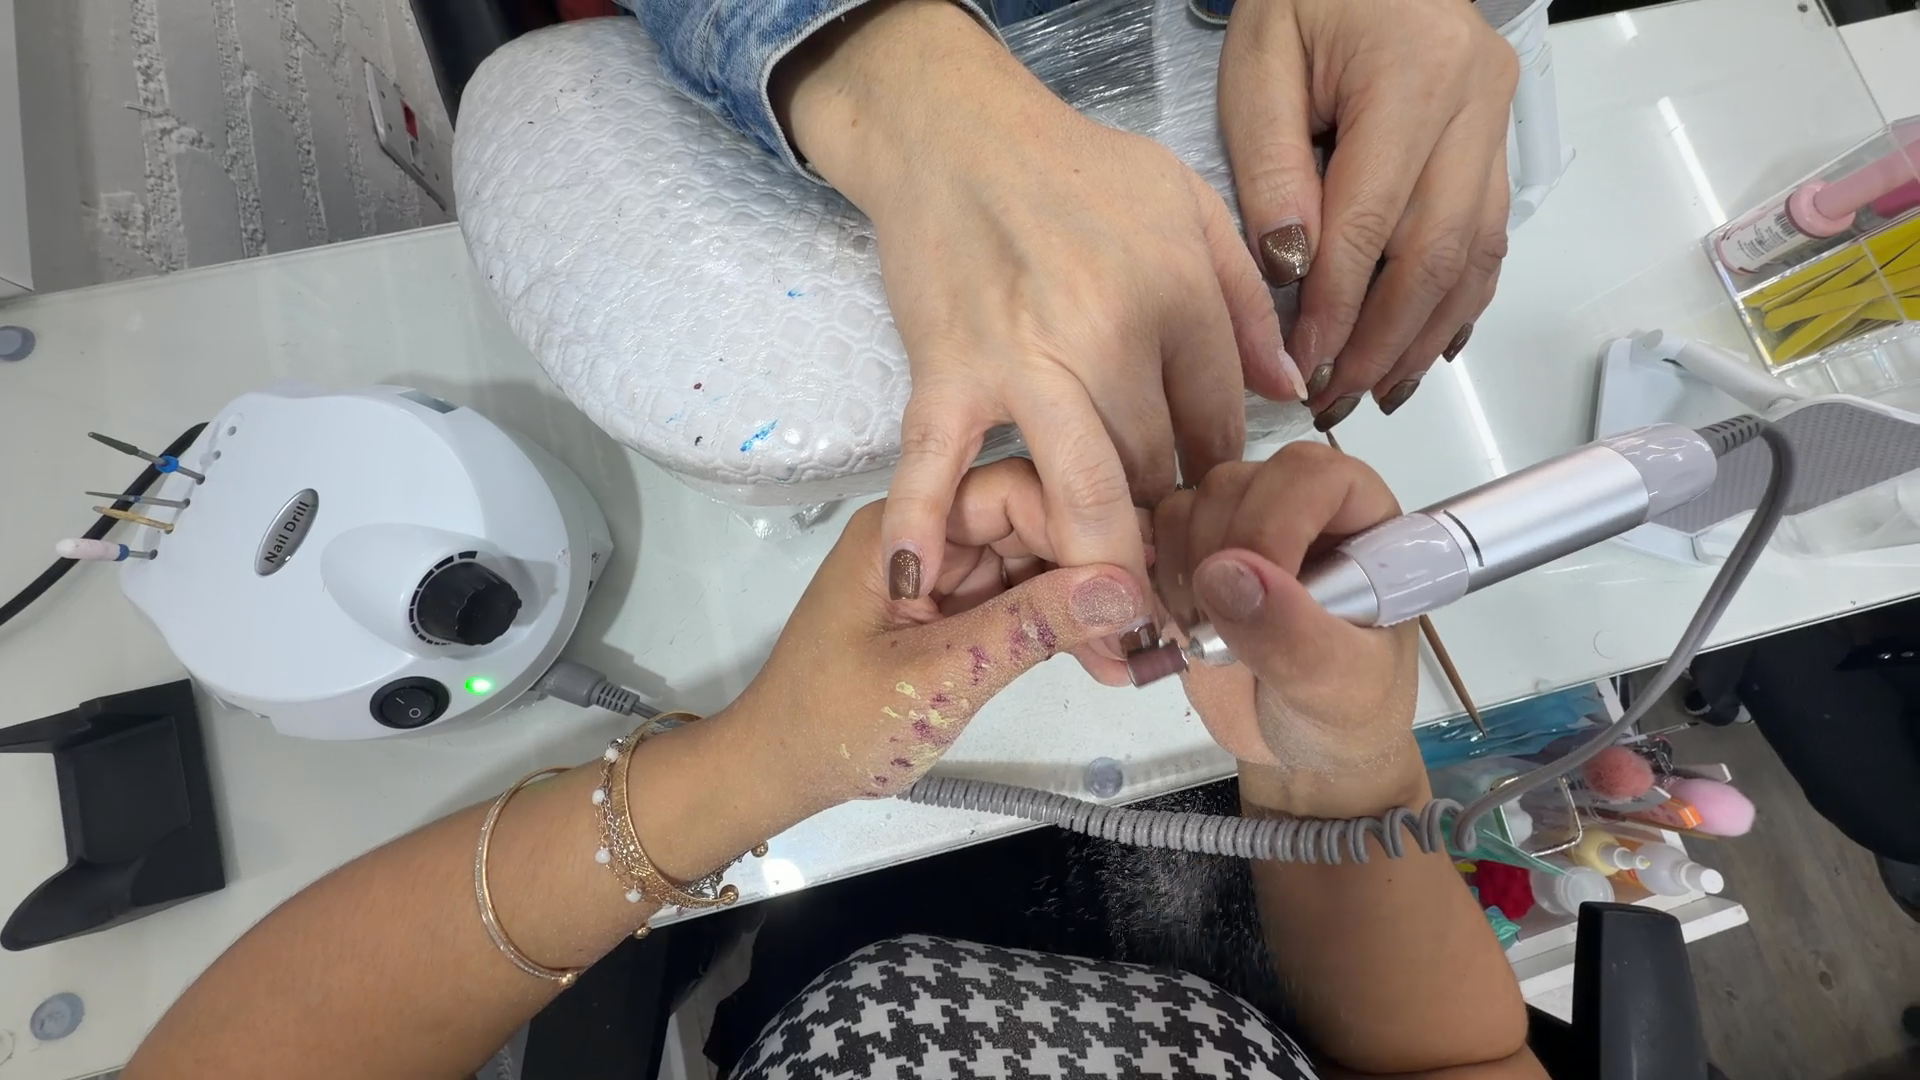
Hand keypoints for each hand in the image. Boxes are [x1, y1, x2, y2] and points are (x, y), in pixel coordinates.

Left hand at [722, 460, 1149, 817]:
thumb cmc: (838, 721)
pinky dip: (1059, 630)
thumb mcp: (939, 674)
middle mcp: (932, 539)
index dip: (1079, 529)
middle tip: (1148, 625)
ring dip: (1082, 607)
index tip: (1136, 582)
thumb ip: (1029, 628)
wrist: (784, 770)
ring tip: (1136, 651)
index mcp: (907, 528)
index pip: (1012, 493)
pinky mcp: (960, 613)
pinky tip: (1103, 657)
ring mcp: (948, 576)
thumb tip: (1127, 588)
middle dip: (1089, 573)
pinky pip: (1023, 604)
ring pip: (1035, 566)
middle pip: (1031, 526)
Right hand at [775, 0, 1297, 618]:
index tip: (1204, 511)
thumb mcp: (1186, 206)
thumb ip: (1246, 298)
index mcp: (1174, 291)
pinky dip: (923, 523)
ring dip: (1092, 557)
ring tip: (1098, 609)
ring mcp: (1019, 363)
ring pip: (1076, 487)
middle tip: (1160, 577)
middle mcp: (1106, 335)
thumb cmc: (1073, 172)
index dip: (1217, 478)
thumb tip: (1287, 390)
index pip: (1218, 418)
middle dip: (1163, 530)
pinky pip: (935, 463)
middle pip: (1155, 469)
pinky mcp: (945, 375)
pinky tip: (919, 583)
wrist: (955, 138)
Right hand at [1152, 442, 1422, 814]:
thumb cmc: (1342, 716)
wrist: (1294, 745)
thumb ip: (1295, 636)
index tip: (1256, 593)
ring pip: (1184, 507)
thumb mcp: (1340, 689)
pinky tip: (1175, 624)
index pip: (1312, 474)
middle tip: (1224, 630)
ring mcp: (1233, 531)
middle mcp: (1293, 511)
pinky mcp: (1186, 557)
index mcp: (1357, 523)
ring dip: (1181, 575)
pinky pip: (1149, 537)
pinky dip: (1149, 580)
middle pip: (1235, 484)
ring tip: (1205, 633)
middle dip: (1218, 558)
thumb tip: (1226, 574)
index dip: (1274, 520)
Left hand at [1221, 0, 1517, 429]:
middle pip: (1436, 255)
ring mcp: (1496, 125)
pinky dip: (1453, 306)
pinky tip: (1420, 351)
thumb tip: (1291, 270)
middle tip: (1333, 398)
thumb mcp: (1259, 75)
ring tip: (1373, 393)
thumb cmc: (1300, 1)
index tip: (1302, 367)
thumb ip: (1272, 173)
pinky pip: (1486, 241)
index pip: (1372, 225)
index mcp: (1414, 76)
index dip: (1336, 309)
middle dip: (1381, 343)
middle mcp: (1476, 104)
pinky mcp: (1492, 146)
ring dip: (1421, 338)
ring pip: (1472, 258)